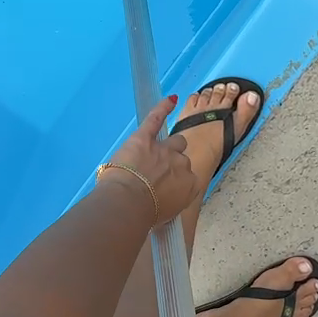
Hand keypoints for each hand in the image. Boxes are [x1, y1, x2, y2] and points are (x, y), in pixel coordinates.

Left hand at [102, 95, 201, 225]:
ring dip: (167, 146)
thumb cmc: (144, 216)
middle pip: (182, 157)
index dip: (177, 181)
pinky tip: (170, 100)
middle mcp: (182, 164)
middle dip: (172, 164)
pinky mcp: (145, 137)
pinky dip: (163, 107)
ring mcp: (165, 148)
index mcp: (190, 185)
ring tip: (153, 154)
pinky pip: (156, 118)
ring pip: (175, 141)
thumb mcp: (166, 216)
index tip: (167, 187)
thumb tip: (164, 201)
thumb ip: (171, 202)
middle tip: (156, 174)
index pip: (189, 177)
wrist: (127, 203)